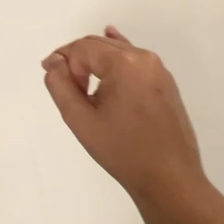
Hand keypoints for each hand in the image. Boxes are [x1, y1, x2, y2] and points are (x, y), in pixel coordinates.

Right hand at [43, 27, 206, 205]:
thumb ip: (59, 85)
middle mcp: (144, 58)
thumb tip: (54, 62)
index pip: (81, 48)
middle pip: (98, 44)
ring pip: (115, 51)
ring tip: (82, 87)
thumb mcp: (80, 119)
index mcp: (124, 63)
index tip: (60, 88)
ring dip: (94, 62)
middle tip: (66, 88)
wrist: (169, 179)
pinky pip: (133, 60)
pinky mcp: (165, 82)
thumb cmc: (122, 151)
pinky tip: (111, 45)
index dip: (64, 63)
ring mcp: (158, 69)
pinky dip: (116, 56)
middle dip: (77, 60)